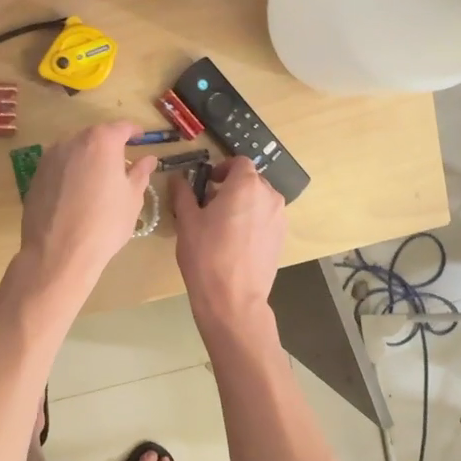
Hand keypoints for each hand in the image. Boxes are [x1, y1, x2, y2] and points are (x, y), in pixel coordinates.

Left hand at [20, 121, 156, 283]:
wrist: (58, 253)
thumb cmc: (105, 224)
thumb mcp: (132, 199)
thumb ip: (139, 173)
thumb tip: (147, 159)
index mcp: (101, 141)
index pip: (122, 127)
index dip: (134, 132)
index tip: (140, 138)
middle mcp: (72, 141)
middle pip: (95, 137)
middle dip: (108, 146)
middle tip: (120, 165)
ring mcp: (49, 157)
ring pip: (74, 151)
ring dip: (87, 160)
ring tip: (97, 182)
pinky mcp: (35, 176)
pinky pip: (58, 167)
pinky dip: (69, 174)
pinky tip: (75, 195)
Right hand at [170, 157, 286, 320]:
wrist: (232, 298)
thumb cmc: (206, 255)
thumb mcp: (187, 221)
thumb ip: (184, 194)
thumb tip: (178, 179)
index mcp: (246, 185)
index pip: (239, 162)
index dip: (222, 169)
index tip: (208, 182)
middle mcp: (269, 196)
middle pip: (251, 181)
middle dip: (232, 187)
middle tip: (210, 205)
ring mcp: (279, 218)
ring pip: (260, 201)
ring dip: (243, 205)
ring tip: (223, 226)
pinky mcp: (282, 239)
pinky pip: (266, 220)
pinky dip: (253, 222)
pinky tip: (236, 243)